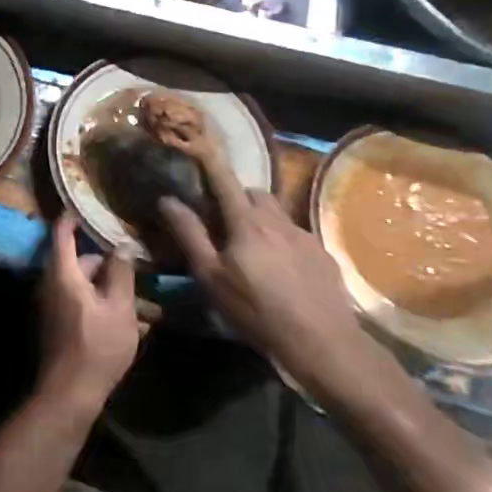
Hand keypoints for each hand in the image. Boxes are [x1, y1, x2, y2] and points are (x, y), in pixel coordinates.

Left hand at [38, 213, 143, 407]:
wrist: (69, 391)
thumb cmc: (97, 346)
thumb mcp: (119, 308)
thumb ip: (121, 273)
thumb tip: (122, 246)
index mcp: (61, 273)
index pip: (62, 234)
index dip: (72, 218)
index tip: (85, 207)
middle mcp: (50, 283)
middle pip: (78, 262)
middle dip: (107, 265)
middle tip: (138, 268)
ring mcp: (50, 304)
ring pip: (83, 285)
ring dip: (109, 289)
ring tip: (145, 303)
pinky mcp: (56, 323)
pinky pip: (79, 303)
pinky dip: (100, 305)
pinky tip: (130, 321)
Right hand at [155, 142, 373, 392]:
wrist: (323, 344)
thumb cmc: (255, 310)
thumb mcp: (210, 276)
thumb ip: (189, 234)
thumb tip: (167, 200)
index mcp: (247, 223)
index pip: (225, 181)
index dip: (210, 163)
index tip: (198, 147)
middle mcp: (279, 221)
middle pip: (256, 194)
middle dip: (237, 196)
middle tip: (221, 218)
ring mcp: (306, 238)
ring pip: (277, 215)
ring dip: (259, 219)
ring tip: (249, 247)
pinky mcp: (324, 257)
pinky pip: (296, 236)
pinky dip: (280, 241)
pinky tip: (278, 270)